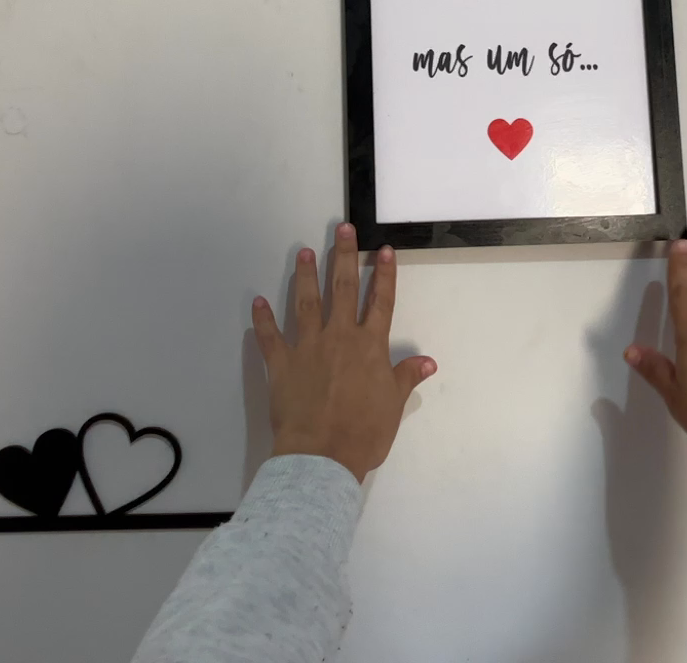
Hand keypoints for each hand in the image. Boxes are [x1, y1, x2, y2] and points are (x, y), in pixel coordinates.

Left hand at [251, 223, 436, 482]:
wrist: (322, 457)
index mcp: (369, 346)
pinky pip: (270, 338)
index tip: (383, 249)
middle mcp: (340, 337)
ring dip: (307, 276)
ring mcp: (308, 347)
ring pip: (307, 303)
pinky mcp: (282, 364)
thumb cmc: (364, 432)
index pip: (380, 301)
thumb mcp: (393, 405)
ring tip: (305, 251)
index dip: (384, 274)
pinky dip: (263, 320)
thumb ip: (406, 377)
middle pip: (344, 289)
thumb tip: (428, 361)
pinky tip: (257, 301)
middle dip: (344, 256)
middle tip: (342, 228)